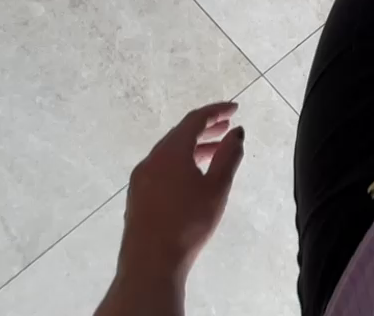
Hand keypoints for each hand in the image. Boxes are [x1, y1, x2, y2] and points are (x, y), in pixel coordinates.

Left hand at [115, 102, 245, 284]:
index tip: (235, 108)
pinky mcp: (137, 197)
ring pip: (169, 152)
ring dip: (194, 146)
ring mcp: (140, 180)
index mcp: (170, 153)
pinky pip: (161, 167)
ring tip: (216, 151)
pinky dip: (181, 161)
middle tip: (227, 126)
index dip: (216, 110)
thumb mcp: (217, 186)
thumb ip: (229, 155)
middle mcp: (151, 161)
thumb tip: (236, 132)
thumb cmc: (189, 222)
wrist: (150, 266)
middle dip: (205, 127)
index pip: (194, 120)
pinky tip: (194, 175)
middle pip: (179, 134)